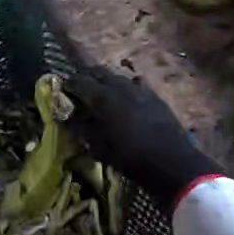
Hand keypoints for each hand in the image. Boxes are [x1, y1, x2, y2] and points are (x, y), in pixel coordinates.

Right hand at [66, 64, 221, 203]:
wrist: (172, 162)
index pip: (79, 81)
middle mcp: (121, 86)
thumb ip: (82, 128)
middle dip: (86, 77)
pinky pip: (135, 84)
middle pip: (99, 72)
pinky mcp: (154, 96)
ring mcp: (140, 89)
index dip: (68, 84)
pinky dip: (124, 88)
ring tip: (100, 93)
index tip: (61, 89)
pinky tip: (125, 98)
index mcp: (103, 97)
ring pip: (117, 76)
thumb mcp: (100, 147)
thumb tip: (69, 117)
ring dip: (106, 81)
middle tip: (78, 88)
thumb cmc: (130, 157)